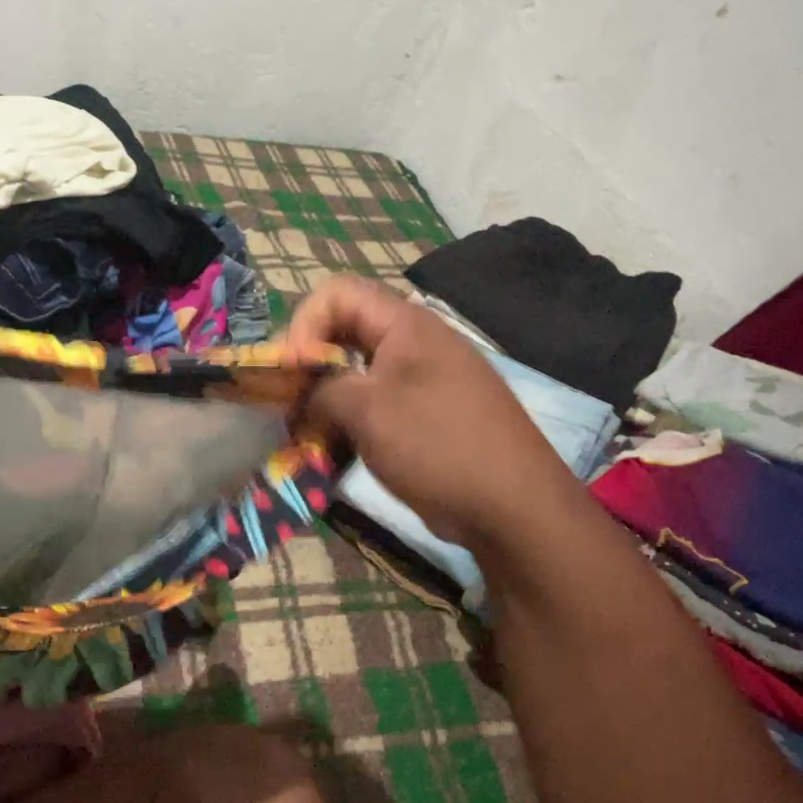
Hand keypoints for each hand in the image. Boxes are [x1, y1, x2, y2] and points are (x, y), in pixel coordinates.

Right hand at [284, 275, 586, 545]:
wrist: (513, 508)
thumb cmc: (437, 445)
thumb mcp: (365, 410)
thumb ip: (320, 388)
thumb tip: (300, 393)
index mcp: (406, 325)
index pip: (337, 293)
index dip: (303, 323)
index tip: (289, 370)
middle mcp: (415, 343)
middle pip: (344, 331)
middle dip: (309, 364)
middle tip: (289, 402)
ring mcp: (423, 381)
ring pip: (356, 372)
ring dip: (324, 398)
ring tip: (307, 433)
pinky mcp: (427, 416)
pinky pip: (375, 403)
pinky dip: (348, 420)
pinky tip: (334, 450)